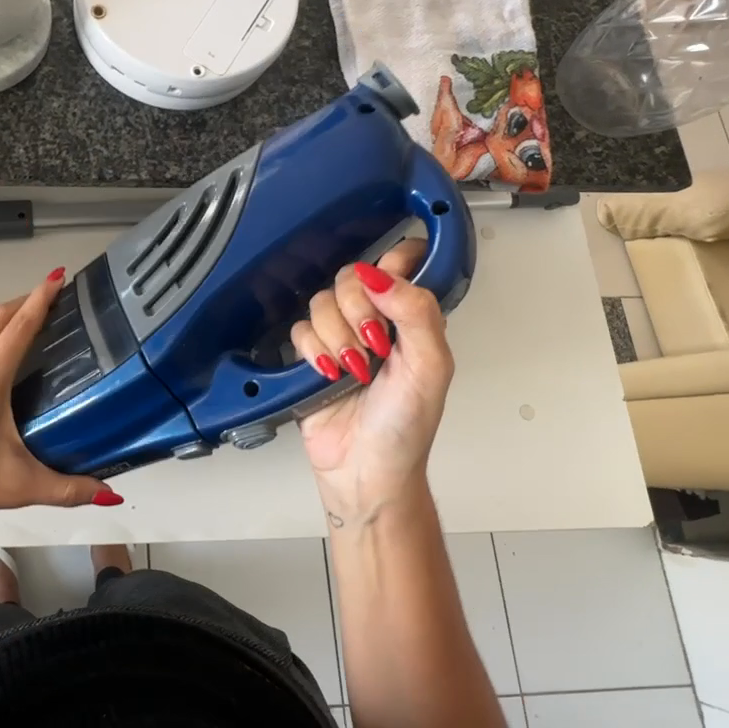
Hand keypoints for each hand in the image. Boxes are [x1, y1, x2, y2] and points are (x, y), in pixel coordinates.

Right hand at [290, 240, 454, 525]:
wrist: (364, 471)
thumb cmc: (406, 427)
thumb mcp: (429, 369)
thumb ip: (416, 314)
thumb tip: (380, 273)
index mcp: (413, 317)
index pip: (406, 259)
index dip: (394, 261)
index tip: (386, 287)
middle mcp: (377, 318)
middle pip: (352, 276)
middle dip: (356, 310)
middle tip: (372, 346)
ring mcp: (341, 334)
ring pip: (321, 300)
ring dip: (335, 337)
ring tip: (351, 370)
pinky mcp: (310, 352)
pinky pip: (299, 327)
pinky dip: (312, 351)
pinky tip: (326, 374)